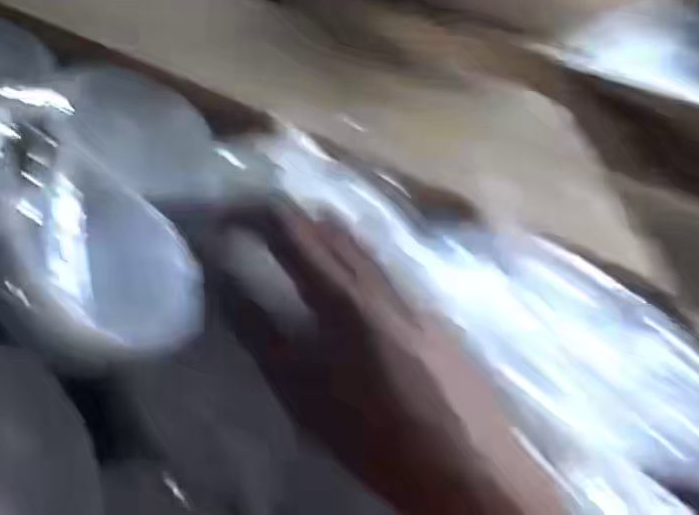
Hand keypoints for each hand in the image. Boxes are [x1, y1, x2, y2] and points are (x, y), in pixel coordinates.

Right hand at [215, 209, 564, 514]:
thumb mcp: (297, 387)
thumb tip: (216, 272)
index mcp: (340, 291)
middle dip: (272, 215)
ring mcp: (411, 293)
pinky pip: (375, 259)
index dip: (241, 211)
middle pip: (317, 218)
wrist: (483, 486)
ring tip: (281, 252)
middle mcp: (377, 278)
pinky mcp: (432, 313)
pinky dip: (341, 252)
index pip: (283, 221)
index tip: (215, 222)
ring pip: (351, 236)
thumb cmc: (376, 436)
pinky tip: (334, 285)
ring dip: (309, 231)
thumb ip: (252, 322)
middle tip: (241, 231)